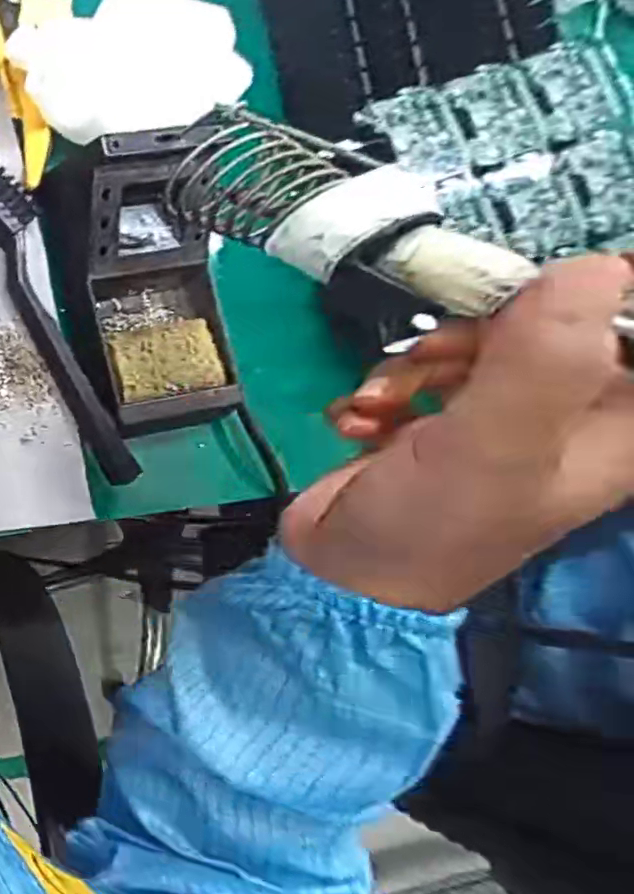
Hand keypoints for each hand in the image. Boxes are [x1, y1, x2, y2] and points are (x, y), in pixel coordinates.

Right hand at [285, 254, 633, 612]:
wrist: (340, 572)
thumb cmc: (435, 521)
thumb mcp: (493, 444)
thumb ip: (542, 359)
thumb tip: (583, 268)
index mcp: (621, 415)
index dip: (594, 299)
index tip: (527, 294)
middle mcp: (562, 412)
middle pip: (541, 331)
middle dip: (476, 334)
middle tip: (429, 356)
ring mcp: (486, 422)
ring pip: (463, 355)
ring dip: (407, 370)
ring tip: (375, 403)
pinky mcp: (420, 431)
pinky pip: (406, 386)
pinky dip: (371, 398)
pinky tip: (355, 423)